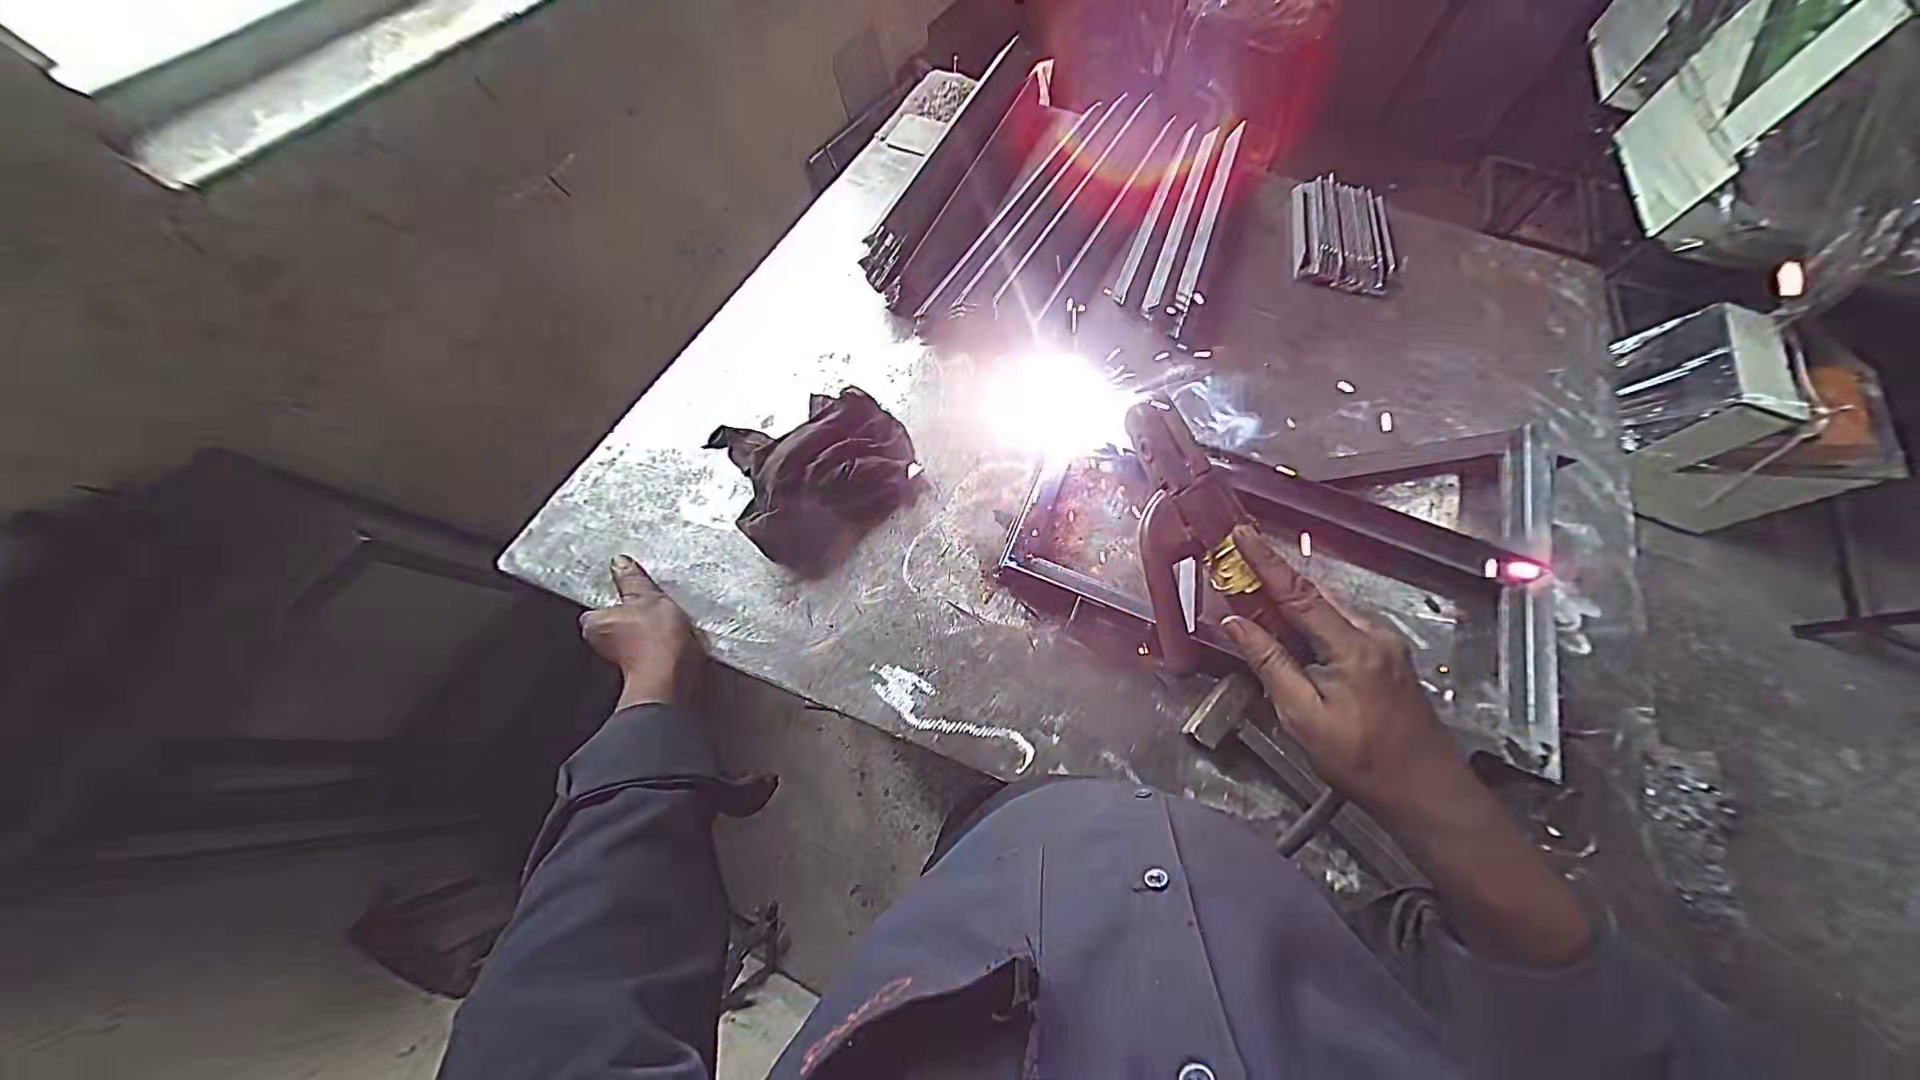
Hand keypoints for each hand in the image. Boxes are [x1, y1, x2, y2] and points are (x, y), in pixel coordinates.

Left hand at [580, 555, 702, 708]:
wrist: (675, 677)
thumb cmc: (654, 642)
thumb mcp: (646, 598)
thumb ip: (632, 580)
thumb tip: (620, 563)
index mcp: (593, 624)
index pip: (600, 605)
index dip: (620, 597)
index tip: (636, 590)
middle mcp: (603, 644)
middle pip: (620, 619)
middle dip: (637, 612)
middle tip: (657, 600)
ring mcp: (625, 658)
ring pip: (638, 633)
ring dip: (653, 626)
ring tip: (671, 617)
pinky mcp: (647, 667)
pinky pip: (654, 646)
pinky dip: (664, 640)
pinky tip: (679, 634)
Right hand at [1220, 525, 1588, 964]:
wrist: (1426, 791)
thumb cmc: (1363, 761)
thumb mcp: (1303, 716)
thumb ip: (1269, 663)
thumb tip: (1235, 623)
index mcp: (1354, 647)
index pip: (1298, 593)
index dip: (1264, 561)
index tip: (1241, 532)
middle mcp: (1373, 634)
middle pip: (1311, 594)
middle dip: (1270, 575)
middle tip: (1232, 562)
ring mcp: (1382, 643)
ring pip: (1323, 608)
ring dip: (1284, 598)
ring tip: (1247, 592)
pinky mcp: (1382, 654)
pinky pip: (1334, 623)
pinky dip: (1303, 617)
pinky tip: (1282, 625)